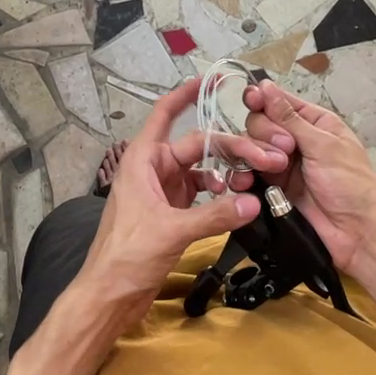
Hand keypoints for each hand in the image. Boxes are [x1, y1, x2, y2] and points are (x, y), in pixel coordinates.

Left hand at [77, 78, 289, 325]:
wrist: (110, 295)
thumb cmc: (127, 255)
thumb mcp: (172, 230)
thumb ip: (214, 215)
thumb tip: (253, 202)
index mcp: (143, 161)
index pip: (164, 115)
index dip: (185, 95)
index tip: (209, 80)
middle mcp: (153, 170)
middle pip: (197, 146)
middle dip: (230, 148)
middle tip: (265, 156)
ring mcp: (162, 192)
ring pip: (202, 170)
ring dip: (227, 172)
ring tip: (256, 179)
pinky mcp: (170, 214)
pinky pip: (201, 194)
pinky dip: (219, 195)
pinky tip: (238, 201)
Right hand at [242, 80, 375, 279]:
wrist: (356, 234)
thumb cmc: (350, 184)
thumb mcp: (324, 146)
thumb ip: (290, 118)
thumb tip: (265, 86)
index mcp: (314, 123)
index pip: (279, 102)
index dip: (263, 99)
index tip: (252, 100)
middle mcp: (294, 140)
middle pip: (259, 122)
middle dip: (266, 133)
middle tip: (285, 151)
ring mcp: (280, 164)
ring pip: (250, 147)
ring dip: (255, 154)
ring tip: (270, 168)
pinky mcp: (270, 188)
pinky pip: (246, 174)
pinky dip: (242, 175)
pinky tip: (244, 180)